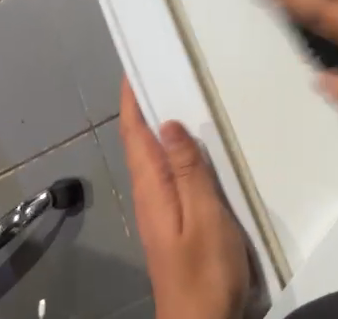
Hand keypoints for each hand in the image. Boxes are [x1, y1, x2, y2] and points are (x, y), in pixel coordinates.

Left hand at [118, 81, 250, 318]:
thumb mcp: (204, 216)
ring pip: (156, 157)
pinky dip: (178, 149)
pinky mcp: (176, 221)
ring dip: (163, 125)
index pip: (135, 135)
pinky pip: (171, 173)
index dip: (132, 100)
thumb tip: (168, 124)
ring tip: (183, 93)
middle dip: (147, 106)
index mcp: (152, 189)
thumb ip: (188, 170)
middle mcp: (150, 195)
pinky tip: (198, 144)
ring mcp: (161, 210)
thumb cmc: (205, 271)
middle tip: (164, 69)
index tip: (134, 66)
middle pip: (142, 142)